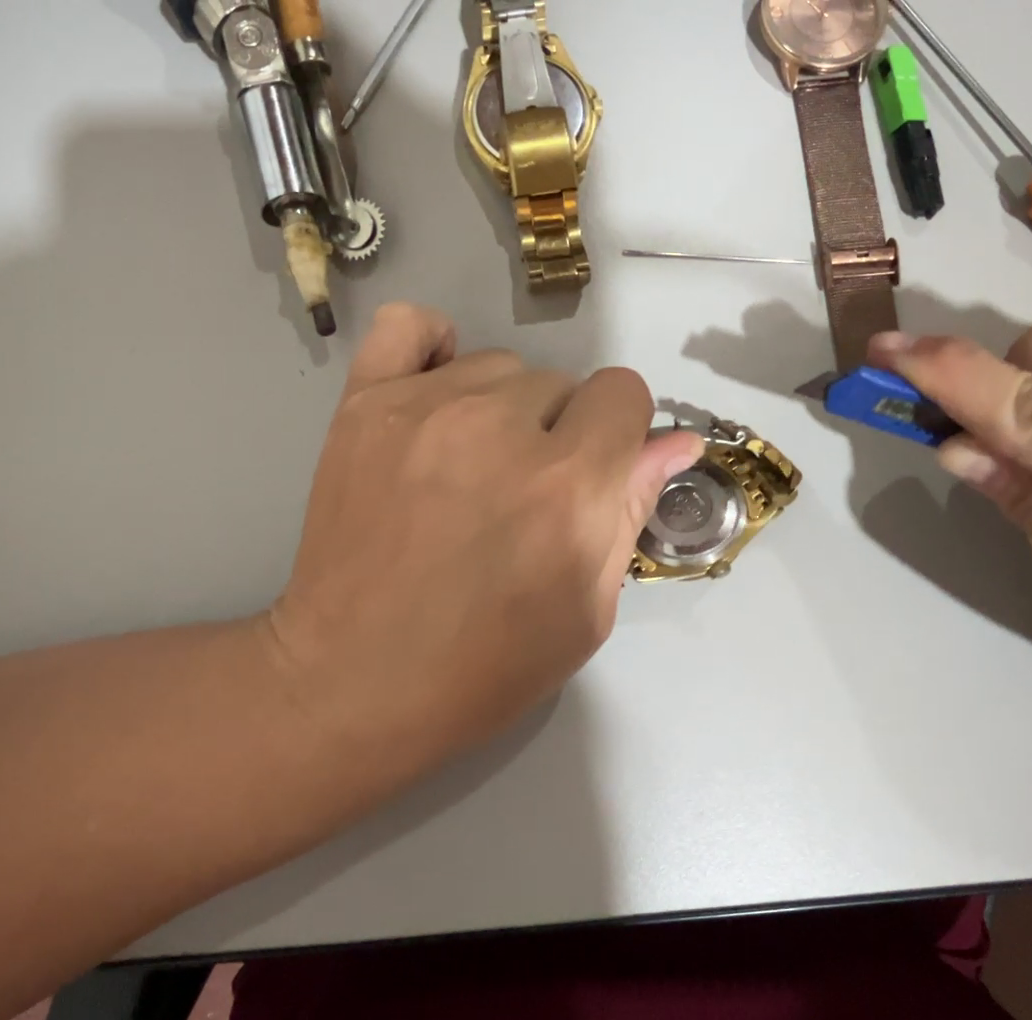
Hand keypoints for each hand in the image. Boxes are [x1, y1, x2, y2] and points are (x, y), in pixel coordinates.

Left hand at [268, 304, 701, 770]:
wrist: (356, 680)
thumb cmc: (483, 668)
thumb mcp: (586, 612)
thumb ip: (630, 512)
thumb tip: (674, 441)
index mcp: (567, 485)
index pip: (623, 395)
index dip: (616, 439)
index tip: (590, 478)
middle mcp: (499, 428)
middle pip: (561, 383)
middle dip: (557, 435)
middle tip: (517, 497)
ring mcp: (422, 409)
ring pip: (496, 367)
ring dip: (498, 409)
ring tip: (466, 470)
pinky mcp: (361, 406)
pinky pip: (407, 327)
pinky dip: (431, 350)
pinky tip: (434, 395)